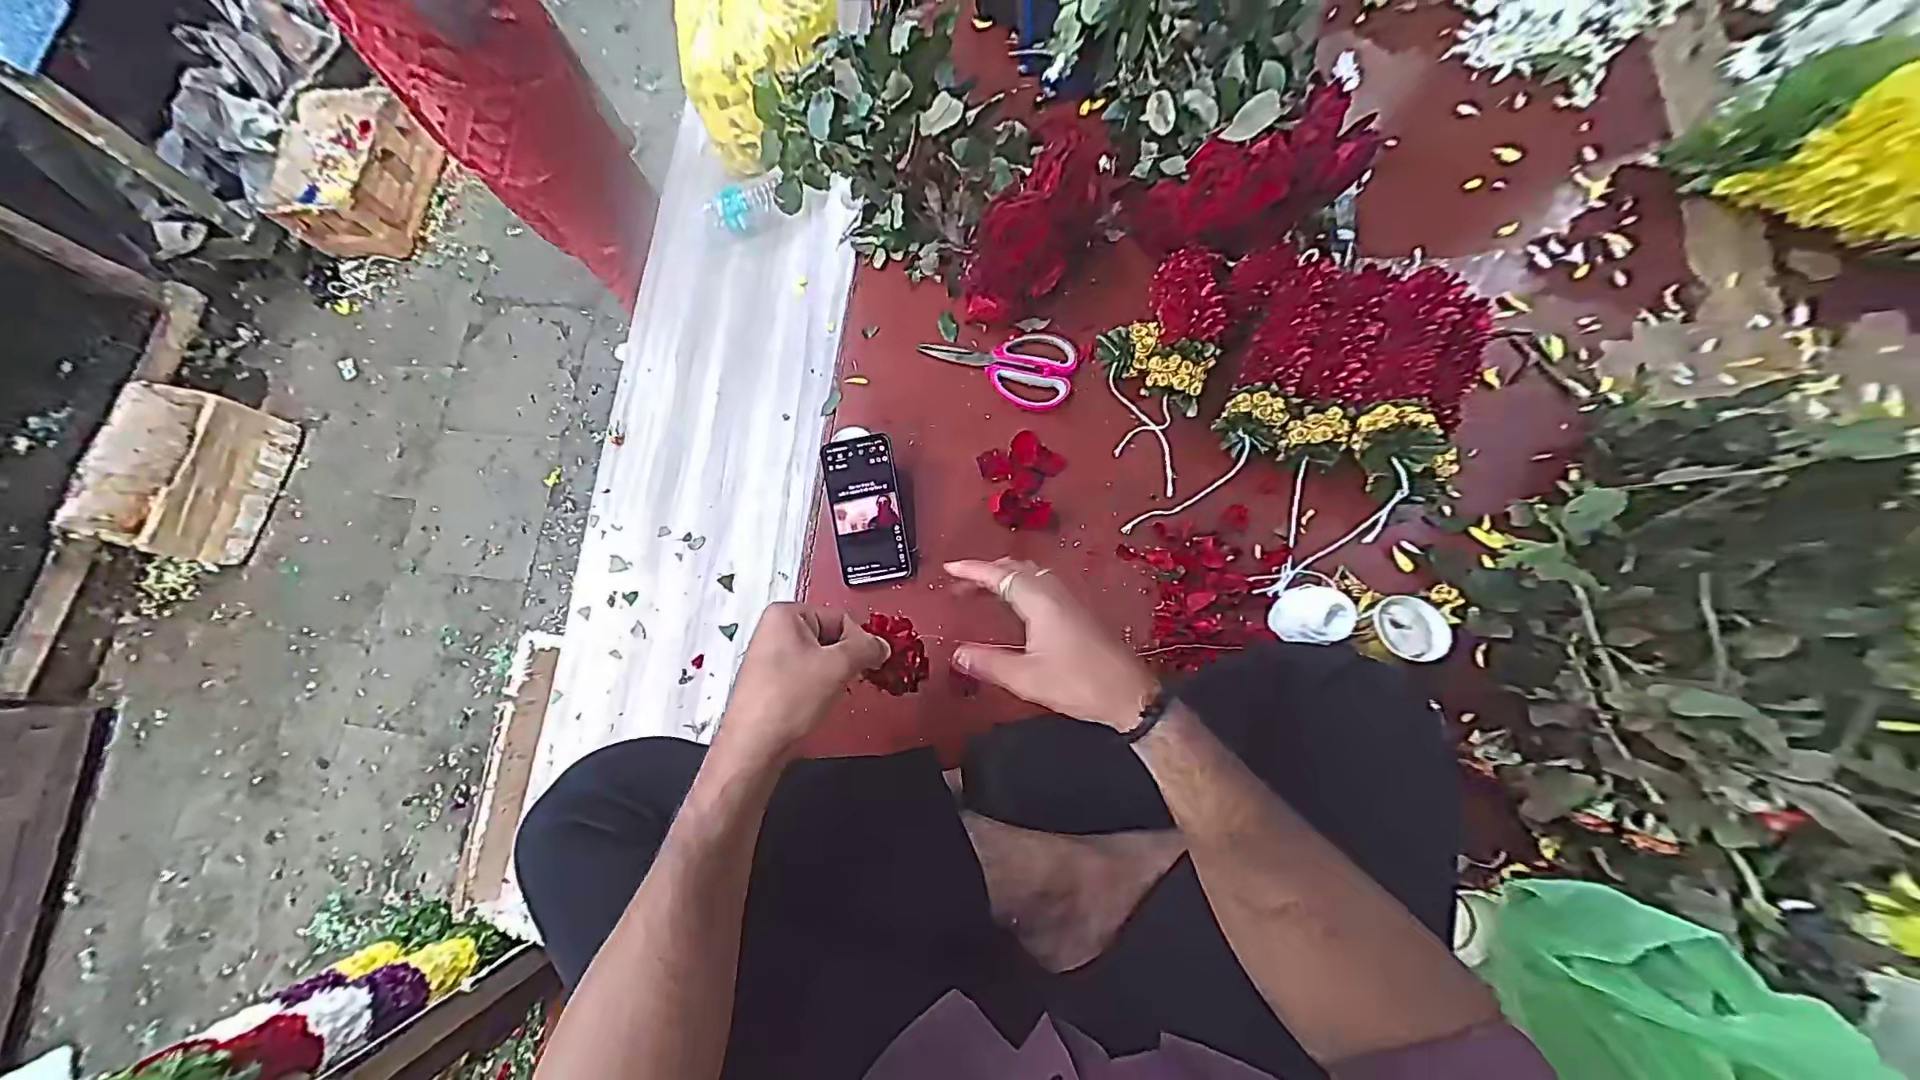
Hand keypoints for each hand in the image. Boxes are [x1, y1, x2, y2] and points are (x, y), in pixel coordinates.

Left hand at [720, 603, 889, 761]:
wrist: (754, 747)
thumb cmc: (787, 700)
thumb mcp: (838, 666)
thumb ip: (867, 649)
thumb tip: (881, 645)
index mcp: (785, 615)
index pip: (840, 618)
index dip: (858, 642)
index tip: (868, 662)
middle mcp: (774, 631)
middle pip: (831, 637)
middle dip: (845, 660)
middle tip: (847, 679)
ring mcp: (771, 657)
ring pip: (821, 658)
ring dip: (834, 675)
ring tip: (828, 694)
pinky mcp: (772, 681)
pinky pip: (807, 674)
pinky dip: (819, 687)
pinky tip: (816, 703)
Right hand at [947, 559, 1160, 730]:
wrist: (1129, 694)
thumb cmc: (1079, 683)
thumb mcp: (1026, 677)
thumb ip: (989, 663)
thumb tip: (958, 654)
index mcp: (1040, 601)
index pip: (999, 575)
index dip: (972, 571)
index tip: (950, 569)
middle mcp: (1055, 592)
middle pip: (1016, 569)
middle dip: (986, 571)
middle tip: (961, 583)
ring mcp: (1069, 600)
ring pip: (1031, 575)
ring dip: (1005, 577)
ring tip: (983, 590)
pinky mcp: (1078, 611)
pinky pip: (1042, 585)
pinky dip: (1020, 586)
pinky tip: (1017, 605)